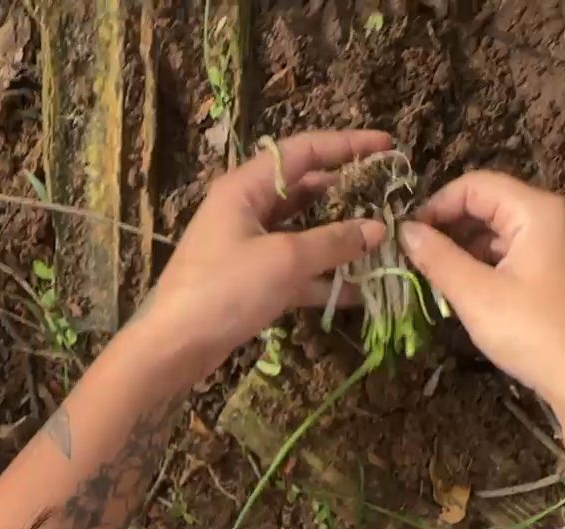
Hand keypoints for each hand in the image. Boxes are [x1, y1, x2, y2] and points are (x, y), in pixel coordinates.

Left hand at [140, 130, 391, 369]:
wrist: (176, 346)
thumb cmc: (225, 290)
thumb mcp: (284, 260)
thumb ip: (334, 241)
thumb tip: (378, 229)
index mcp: (246, 187)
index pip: (304, 151)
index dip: (348, 146)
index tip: (388, 148)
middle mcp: (246, 210)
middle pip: (304, 191)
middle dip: (347, 195)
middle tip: (388, 198)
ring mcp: (247, 248)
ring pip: (302, 234)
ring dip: (339, 240)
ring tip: (381, 243)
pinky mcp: (250, 283)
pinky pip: (294, 271)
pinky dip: (323, 279)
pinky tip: (358, 291)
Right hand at [399, 171, 564, 401]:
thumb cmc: (533, 332)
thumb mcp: (476, 295)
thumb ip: (438, 258)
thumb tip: (405, 231)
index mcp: (535, 211)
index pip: (475, 185)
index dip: (436, 205)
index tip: (406, 237)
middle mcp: (550, 218)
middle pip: (488, 205)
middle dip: (448, 228)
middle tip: (414, 260)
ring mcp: (557, 246)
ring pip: (497, 233)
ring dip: (463, 250)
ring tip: (433, 280)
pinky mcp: (556, 273)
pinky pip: (511, 256)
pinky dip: (483, 267)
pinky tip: (463, 294)